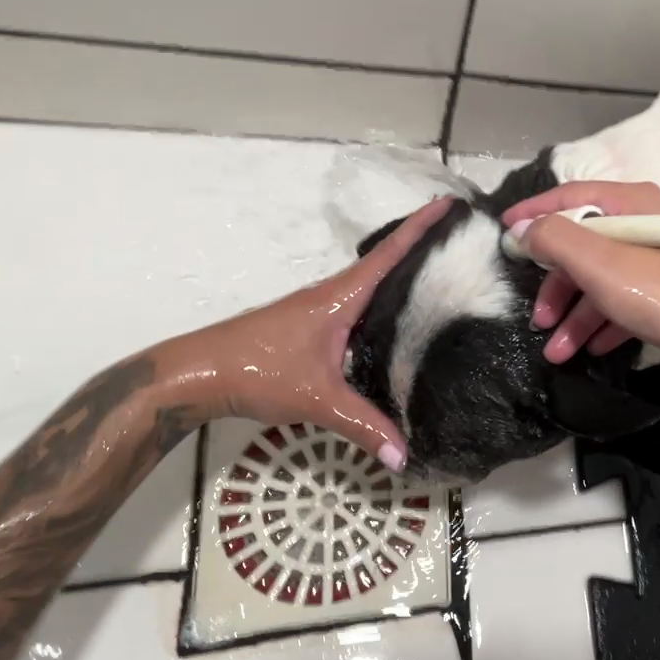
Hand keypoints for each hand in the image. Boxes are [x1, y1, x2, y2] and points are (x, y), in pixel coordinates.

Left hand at [154, 197, 452, 469]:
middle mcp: (335, 295)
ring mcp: (323, 309)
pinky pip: (362, 304)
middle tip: (462, 239)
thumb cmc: (258, 372)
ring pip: (373, 284)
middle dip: (423, 244)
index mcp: (341, 298)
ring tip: (443, 275)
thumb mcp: (318, 400)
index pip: (389, 254)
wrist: (198, 374)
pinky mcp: (314, 326)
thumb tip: (403, 456)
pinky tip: (400, 321)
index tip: (450, 203)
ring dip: (404, 273)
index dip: (420, 227)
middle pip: (386, 260)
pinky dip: (386, 300)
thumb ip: (363, 425)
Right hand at [503, 182, 659, 376]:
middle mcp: (649, 226)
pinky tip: (592, 349)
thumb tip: (524, 229)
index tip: (503, 237)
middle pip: (586, 246)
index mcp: (633, 204)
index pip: (572, 196)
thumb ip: (555, 238)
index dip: (535, 214)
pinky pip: (628, 303)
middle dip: (556, 284)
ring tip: (558, 352)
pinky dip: (605, 323)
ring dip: (576, 315)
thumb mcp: (599, 263)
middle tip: (537, 319)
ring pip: (604, 281)